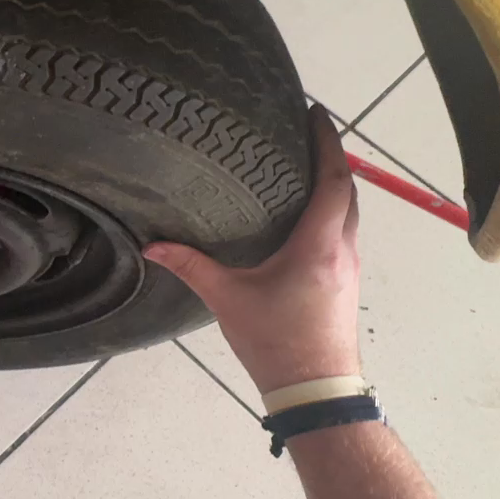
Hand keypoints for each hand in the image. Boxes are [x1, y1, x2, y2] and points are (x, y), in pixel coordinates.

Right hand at [141, 105, 361, 393]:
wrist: (316, 386)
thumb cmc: (275, 339)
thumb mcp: (226, 298)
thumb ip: (189, 266)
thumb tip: (150, 245)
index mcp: (318, 245)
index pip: (333, 180)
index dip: (327, 142)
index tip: (316, 112)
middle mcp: (342, 248)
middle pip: (348, 189)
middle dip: (331, 155)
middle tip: (304, 130)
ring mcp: (348, 265)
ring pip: (349, 211)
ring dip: (334, 182)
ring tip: (302, 162)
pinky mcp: (343, 279)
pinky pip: (343, 229)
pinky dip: (329, 207)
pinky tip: (302, 211)